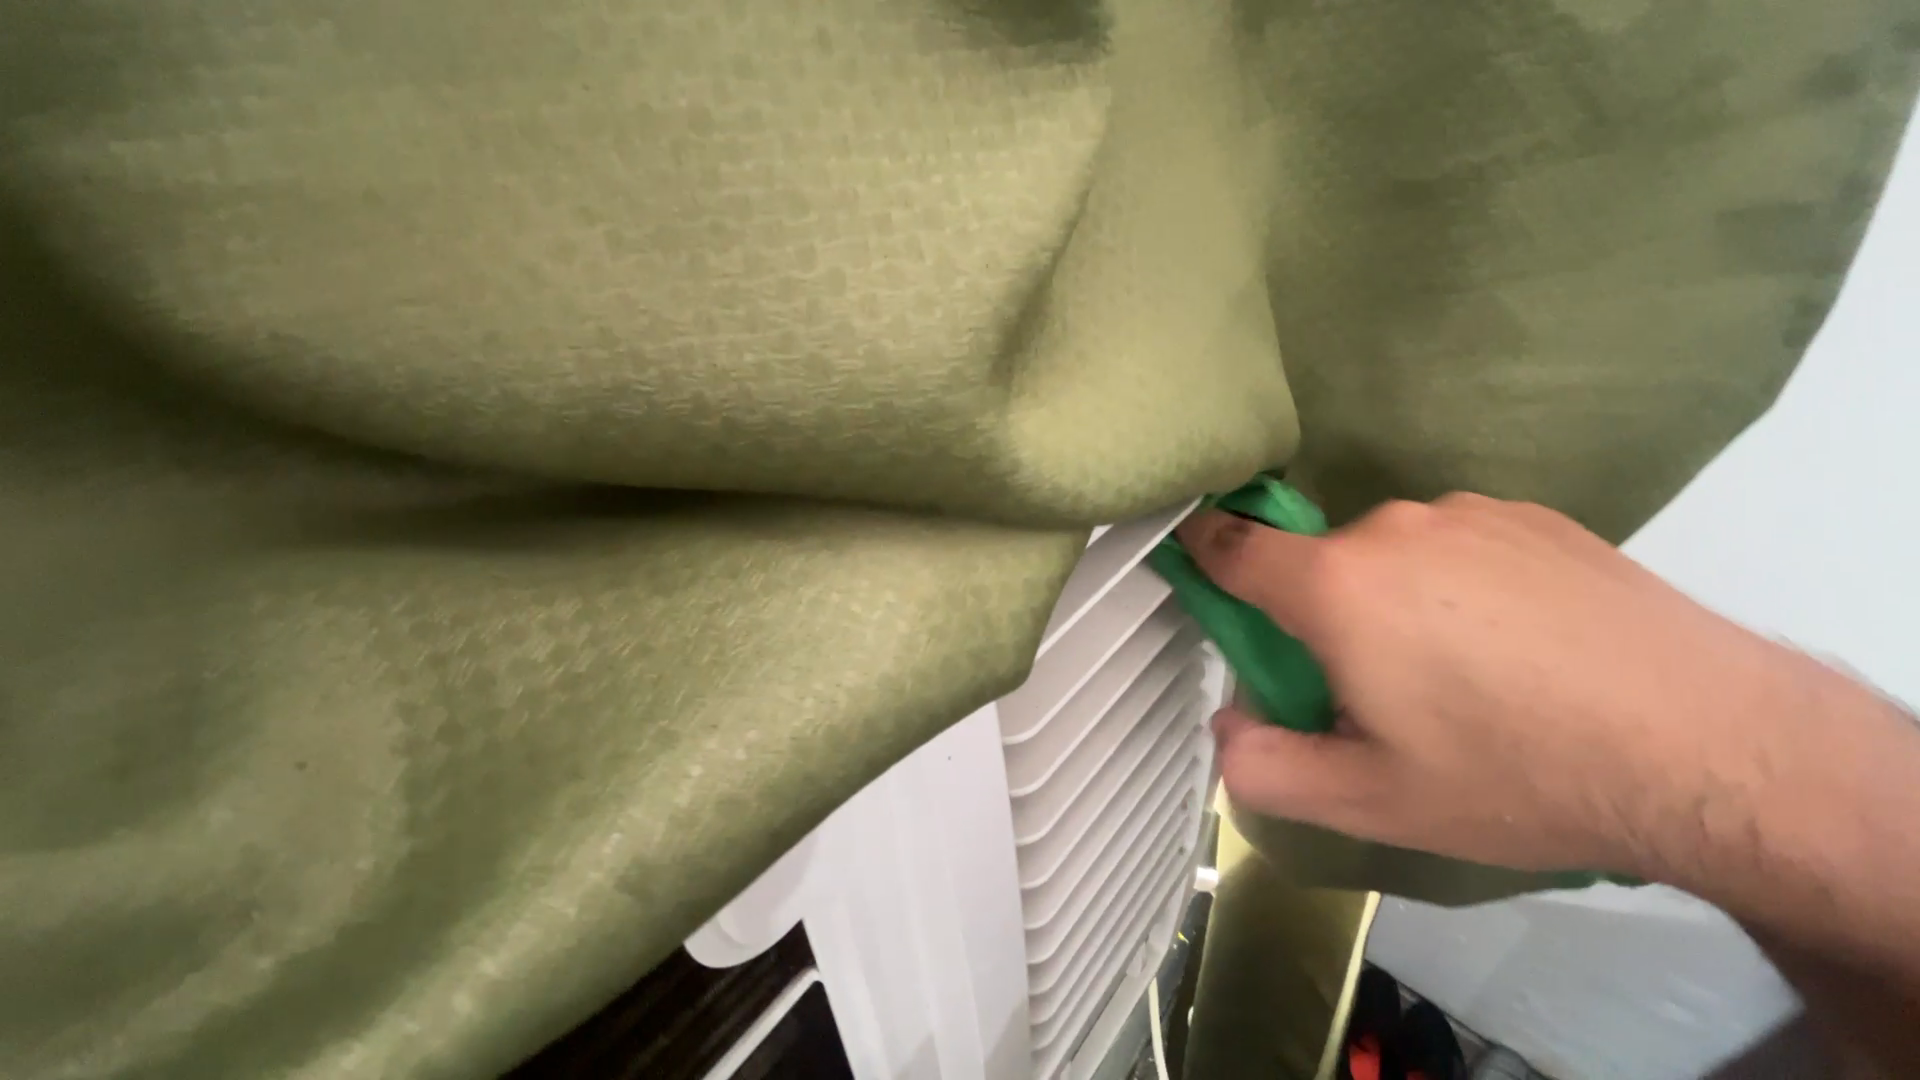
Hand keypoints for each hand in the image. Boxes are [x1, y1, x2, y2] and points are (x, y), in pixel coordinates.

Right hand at [1178, 493, 1852, 878]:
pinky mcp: (1535, 517)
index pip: (1233, 546)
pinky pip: (1456, 545)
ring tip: (1466, 675)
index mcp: (1335, 588)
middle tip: (1375, 691)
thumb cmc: (1516, 774)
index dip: (1200, 552)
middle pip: (1317, 564)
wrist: (1717, 751)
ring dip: (1392, 601)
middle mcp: (1392, 529)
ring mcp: (1469, 514)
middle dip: (1319, 616)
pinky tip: (1523, 646)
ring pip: (1388, 555)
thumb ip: (1262, 766)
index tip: (1193, 562)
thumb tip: (1230, 725)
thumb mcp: (1367, 801)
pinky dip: (1457, 584)